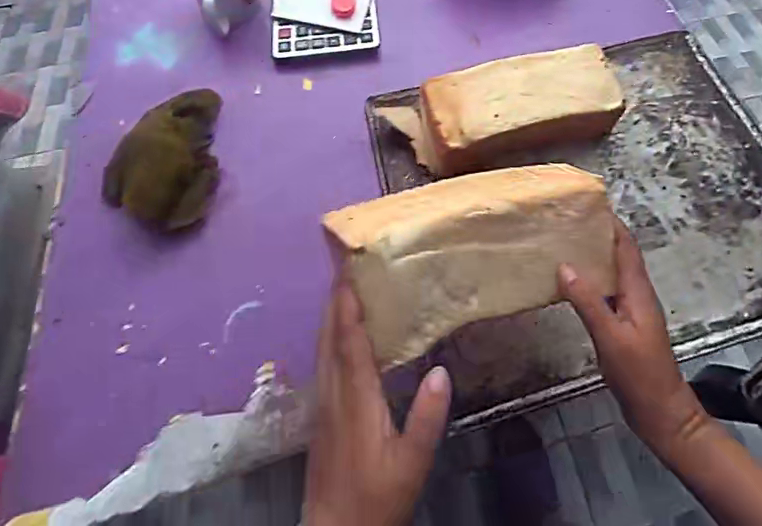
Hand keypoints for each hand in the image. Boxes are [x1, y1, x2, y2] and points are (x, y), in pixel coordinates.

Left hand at [302, 281, 451, 525]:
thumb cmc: (375, 498)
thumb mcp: (411, 463)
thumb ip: (426, 418)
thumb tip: (442, 371)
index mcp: (355, 398)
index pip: (349, 340)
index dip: (348, 304)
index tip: (351, 270)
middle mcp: (333, 392)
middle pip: (329, 334)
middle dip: (336, 297)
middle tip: (346, 262)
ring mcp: (323, 401)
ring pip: (321, 345)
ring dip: (330, 312)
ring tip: (343, 285)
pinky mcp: (320, 412)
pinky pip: (322, 358)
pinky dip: (329, 333)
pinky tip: (338, 330)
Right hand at [559, 219, 712, 461]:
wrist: (662, 415)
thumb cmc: (640, 374)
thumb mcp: (610, 337)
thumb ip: (587, 301)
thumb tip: (564, 264)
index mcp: (639, 291)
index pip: (626, 246)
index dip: (611, 224)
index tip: (588, 205)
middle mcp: (637, 295)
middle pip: (619, 255)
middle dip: (597, 235)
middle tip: (567, 222)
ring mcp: (632, 311)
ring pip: (612, 273)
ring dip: (593, 258)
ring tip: (564, 245)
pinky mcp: (625, 325)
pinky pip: (606, 292)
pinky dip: (590, 281)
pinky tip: (571, 285)